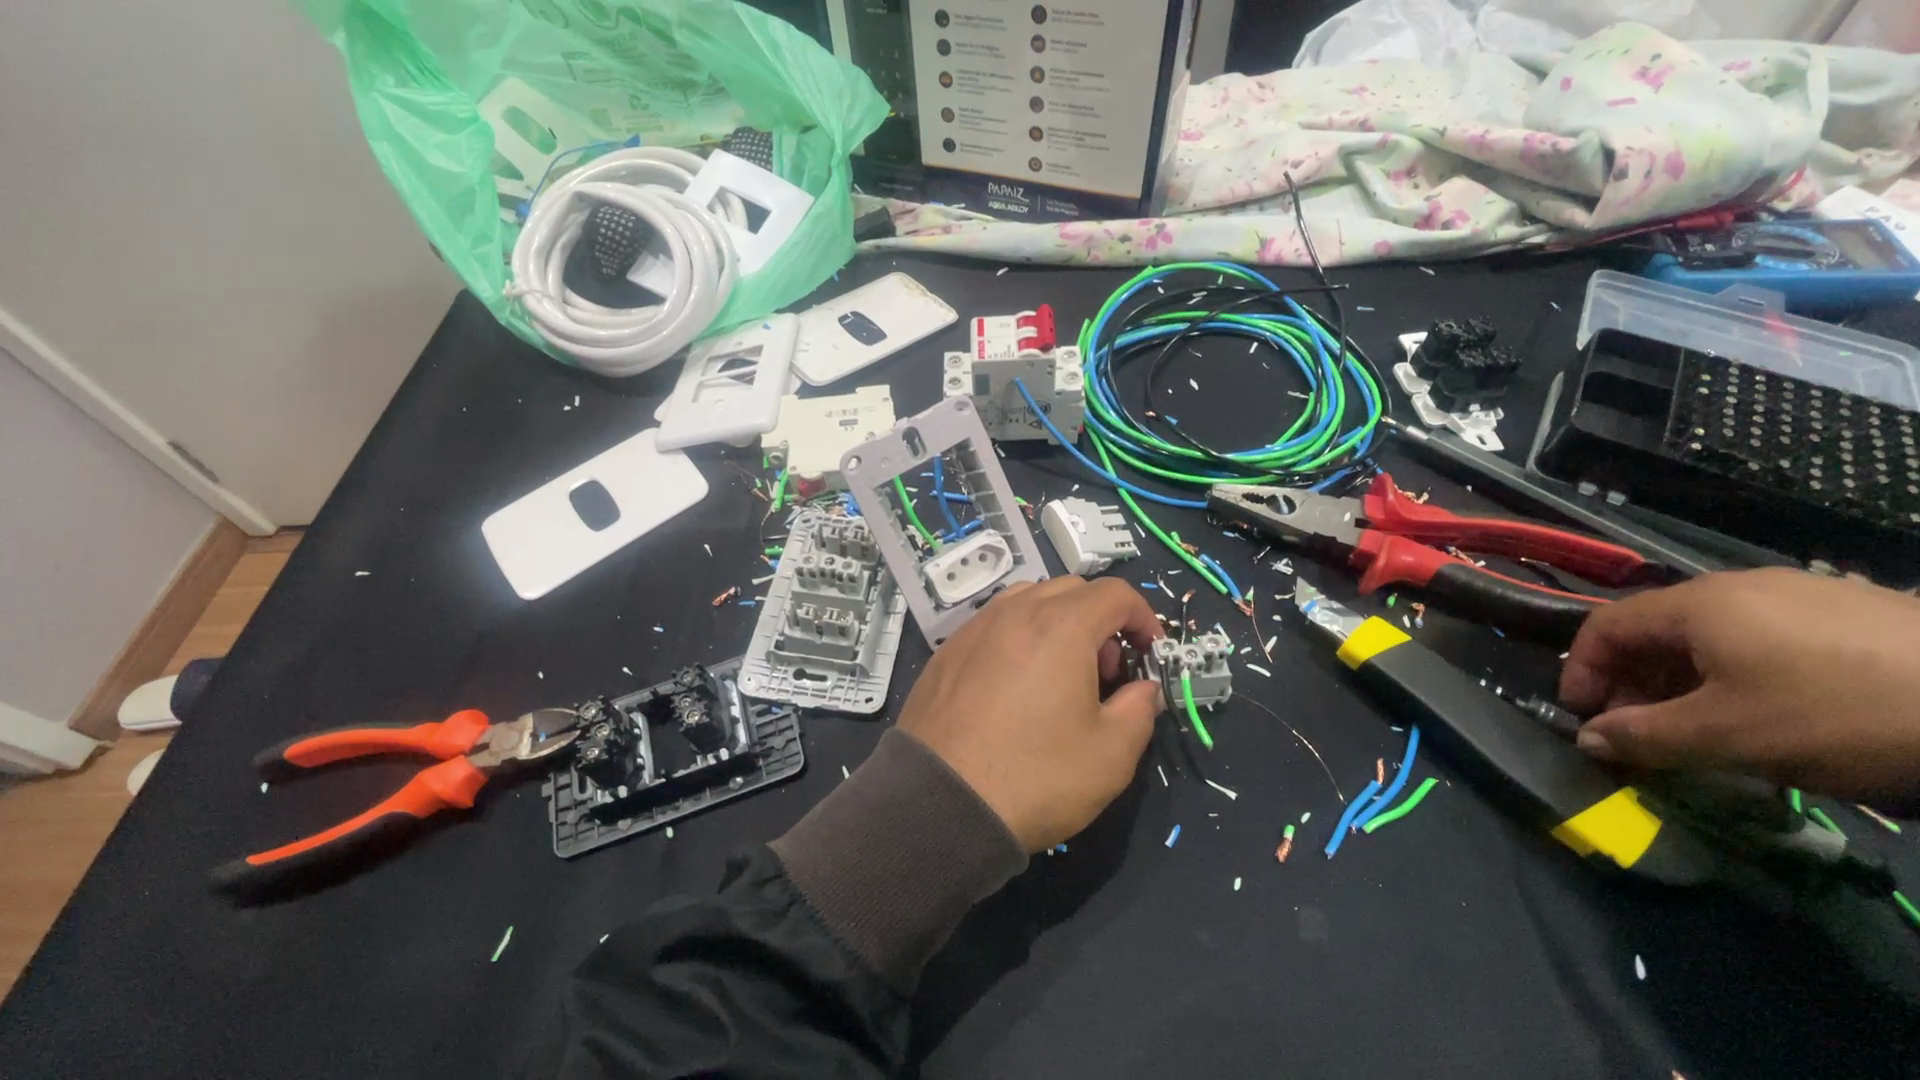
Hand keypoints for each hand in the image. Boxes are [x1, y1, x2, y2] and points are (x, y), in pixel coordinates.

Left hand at [897, 576, 1165, 852]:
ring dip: (1058, 624)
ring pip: (1028, 601)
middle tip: (1106, 673)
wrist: (940, 805)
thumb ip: (1139, 709)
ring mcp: (973, 629)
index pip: (1115, 593)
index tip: (1149, 654)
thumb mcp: (1110, 754)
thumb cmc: (1035, 777)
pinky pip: (994, 625)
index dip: (1143, 617)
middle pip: (1070, 590)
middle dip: (1101, 620)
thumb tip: (1142, 689)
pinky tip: (1017, 688)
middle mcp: (1014, 613)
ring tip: (1060, 677)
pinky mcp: (946, 653)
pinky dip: (1019, 638)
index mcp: (1060, 626)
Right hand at [1559, 567, 1919, 800]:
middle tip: (1640, 737)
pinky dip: (1737, 676)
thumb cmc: (1838, 714)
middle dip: (1632, 684)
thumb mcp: (1727, 737)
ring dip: (1684, 684)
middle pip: (1656, 630)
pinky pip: (1763, 640)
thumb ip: (1643, 737)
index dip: (1581, 672)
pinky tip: (1770, 715)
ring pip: (1710, 638)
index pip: (1604, 626)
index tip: (1584, 721)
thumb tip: (1587, 738)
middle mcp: (1739, 588)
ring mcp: (1801, 596)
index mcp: (1698, 604)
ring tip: (1702, 733)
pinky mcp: (1853, 615)